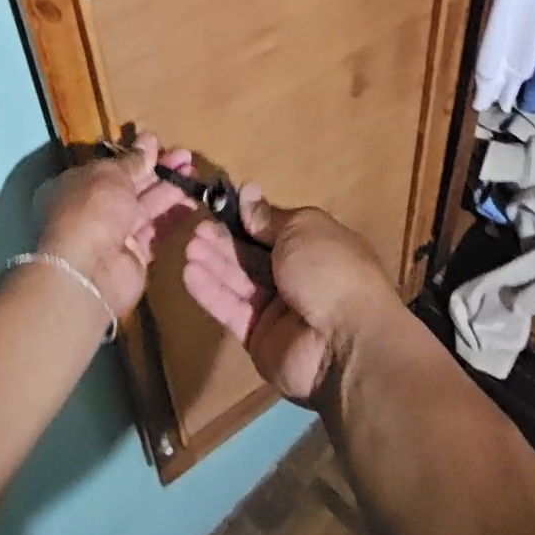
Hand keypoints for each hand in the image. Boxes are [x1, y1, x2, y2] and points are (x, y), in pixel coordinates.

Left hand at [34, 133, 194, 315]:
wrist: (90, 270)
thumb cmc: (93, 209)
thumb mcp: (111, 175)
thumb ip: (133, 161)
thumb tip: (147, 140)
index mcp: (78, 184)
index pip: (110, 166)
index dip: (135, 155)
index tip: (158, 144)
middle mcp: (94, 207)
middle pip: (130, 184)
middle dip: (158, 169)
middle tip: (186, 156)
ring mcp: (114, 232)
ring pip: (145, 205)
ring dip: (169, 188)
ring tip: (194, 172)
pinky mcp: (134, 252)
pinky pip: (156, 229)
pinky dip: (172, 215)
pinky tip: (192, 201)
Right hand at [181, 186, 399, 405]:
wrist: (344, 342)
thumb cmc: (328, 270)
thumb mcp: (302, 228)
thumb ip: (269, 217)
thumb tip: (249, 192)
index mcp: (316, 247)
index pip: (275, 230)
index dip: (249, 218)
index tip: (222, 205)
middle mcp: (297, 277)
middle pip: (252, 256)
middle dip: (225, 241)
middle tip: (197, 228)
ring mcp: (277, 310)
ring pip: (238, 281)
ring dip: (214, 263)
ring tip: (189, 247)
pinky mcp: (258, 337)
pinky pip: (231, 310)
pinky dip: (211, 291)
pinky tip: (190, 273)